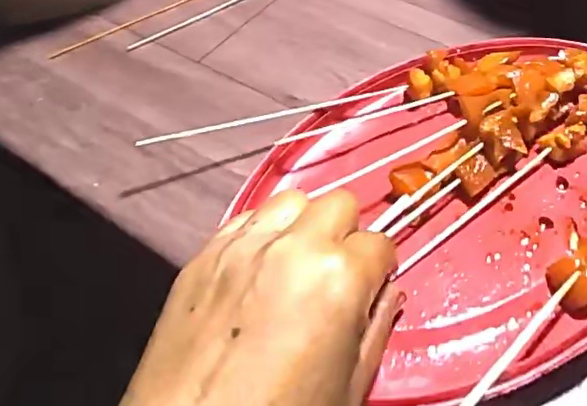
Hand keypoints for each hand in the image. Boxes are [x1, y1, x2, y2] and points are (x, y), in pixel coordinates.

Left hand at [121, 189, 400, 405]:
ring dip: (300, 227)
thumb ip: (377, 328)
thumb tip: (385, 292)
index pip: (380, 245)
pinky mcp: (201, 260)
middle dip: (343, 236)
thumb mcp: (349, 386)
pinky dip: (257, 237)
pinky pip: (244, 222)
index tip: (366, 290)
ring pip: (292, 202)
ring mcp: (244, 249)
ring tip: (291, 267)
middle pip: (340, 206)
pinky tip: (254, 273)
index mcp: (340, 277)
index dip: (377, 271)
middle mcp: (296, 248)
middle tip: (331, 276)